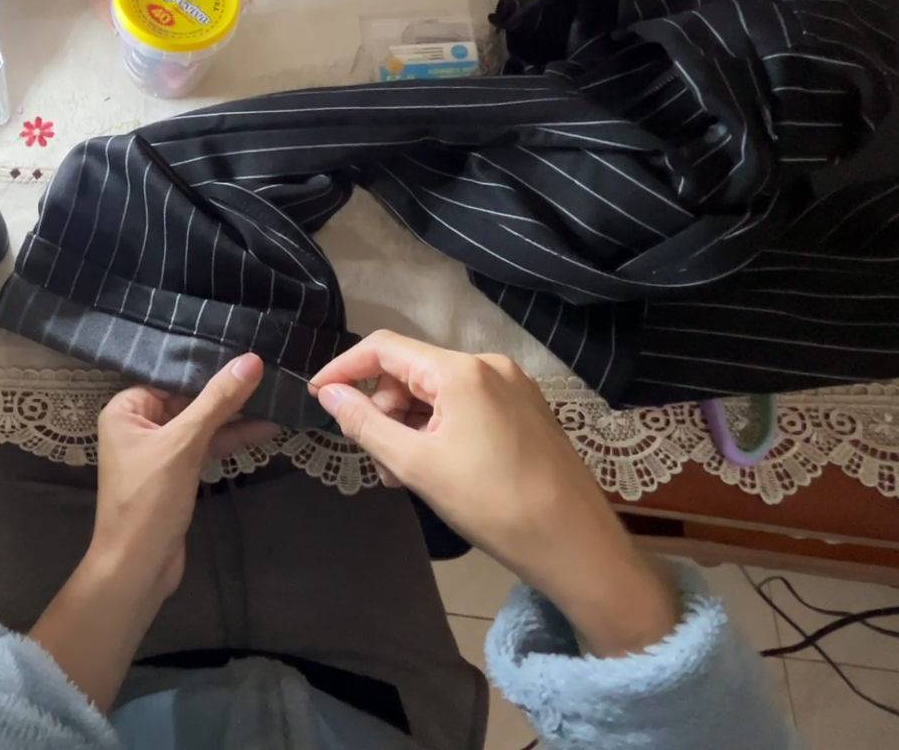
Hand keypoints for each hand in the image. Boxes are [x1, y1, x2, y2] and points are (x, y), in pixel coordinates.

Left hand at [29, 354, 276, 710]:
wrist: (137, 568)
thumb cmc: (149, 500)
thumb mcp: (185, 445)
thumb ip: (218, 402)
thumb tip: (251, 360)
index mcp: (126, 409)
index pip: (171, 378)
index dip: (208, 367)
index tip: (247, 355)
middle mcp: (137, 424)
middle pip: (188, 400)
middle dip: (227, 394)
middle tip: (269, 375)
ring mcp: (157, 451)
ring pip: (200, 425)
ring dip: (234, 418)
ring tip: (276, 401)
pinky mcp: (174, 474)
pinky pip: (203, 447)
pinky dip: (229, 440)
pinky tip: (263, 430)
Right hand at [311, 331, 677, 655]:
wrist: (581, 551)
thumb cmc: (493, 505)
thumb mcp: (415, 464)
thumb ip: (364, 422)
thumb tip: (328, 393)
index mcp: (461, 371)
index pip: (383, 348)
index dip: (343, 368)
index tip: (318, 395)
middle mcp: (488, 365)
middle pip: (410, 370)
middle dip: (381, 407)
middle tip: (372, 455)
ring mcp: (511, 386)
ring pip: (435, 391)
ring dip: (407, 424)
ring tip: (402, 473)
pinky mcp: (524, 409)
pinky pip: (463, 405)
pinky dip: (437, 429)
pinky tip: (432, 466)